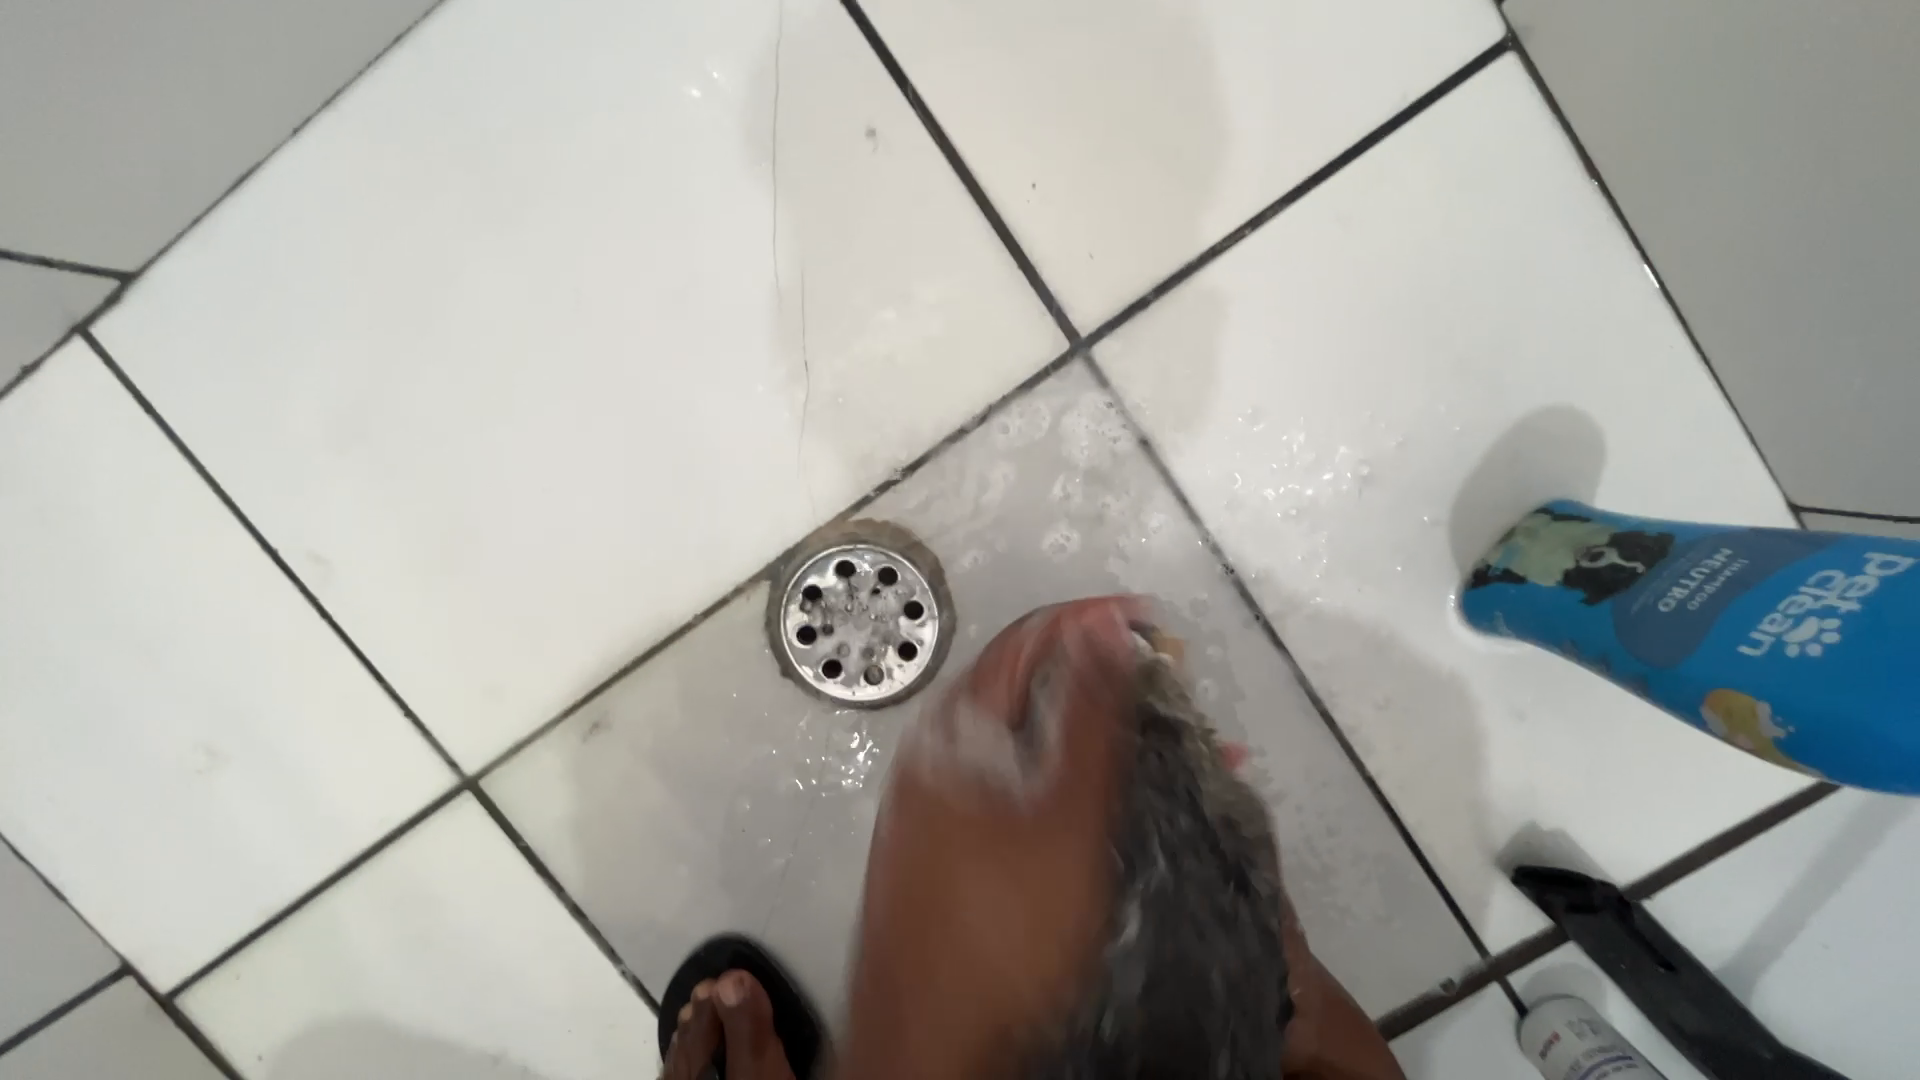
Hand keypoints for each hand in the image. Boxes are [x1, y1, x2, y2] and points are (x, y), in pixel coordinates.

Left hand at [840, 597, 1141, 1079]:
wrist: (927, 1041)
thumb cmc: (995, 932)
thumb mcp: (1063, 816)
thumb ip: (1088, 716)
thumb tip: (1102, 631)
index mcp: (953, 730)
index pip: (1027, 640)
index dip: (1091, 620)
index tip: (1148, 620)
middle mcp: (934, 752)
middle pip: (1021, 682)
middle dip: (1094, 669)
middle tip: (1154, 672)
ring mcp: (936, 797)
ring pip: (1020, 733)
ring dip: (1084, 721)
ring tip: (1144, 724)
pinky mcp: (947, 839)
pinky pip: (1010, 777)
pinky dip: (1059, 768)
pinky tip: (1096, 790)